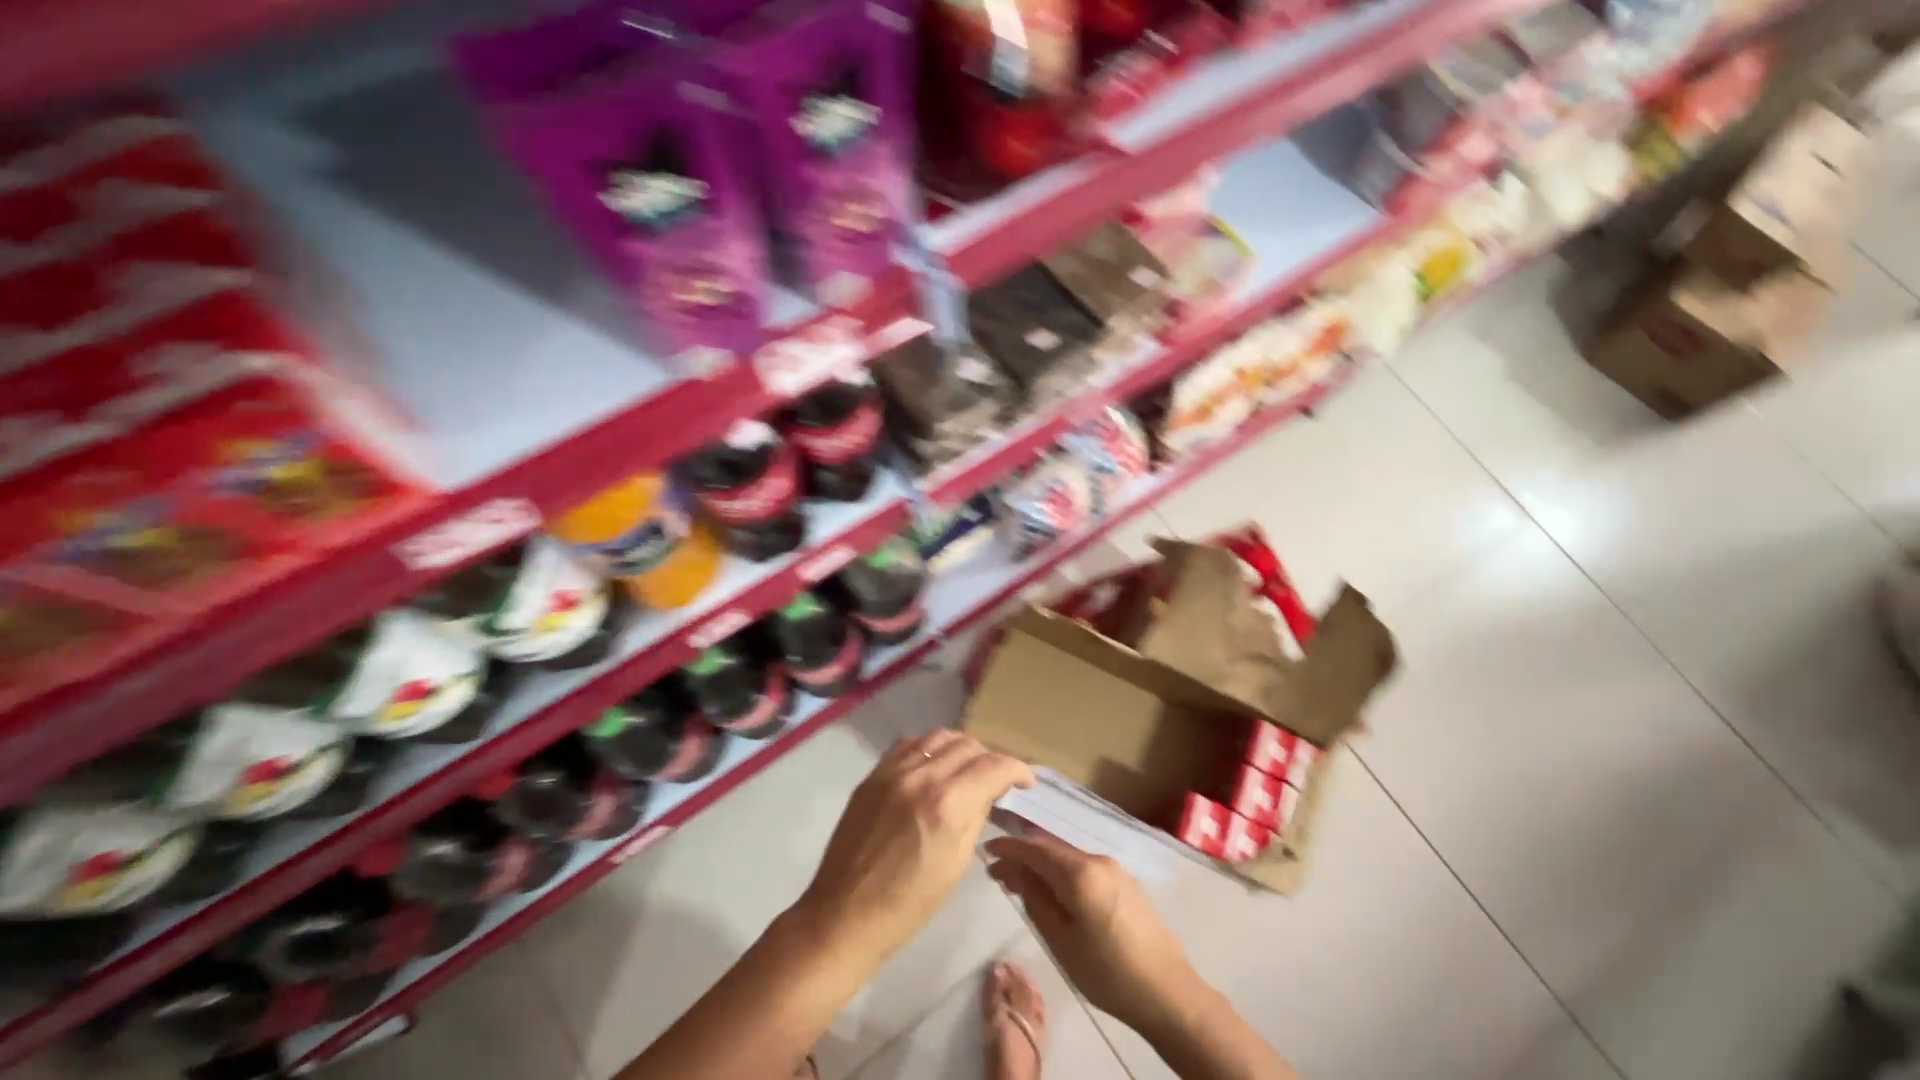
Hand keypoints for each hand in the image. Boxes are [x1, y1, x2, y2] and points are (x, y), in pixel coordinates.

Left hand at [797, 732, 1033, 965]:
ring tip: (967, 770)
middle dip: (991, 759)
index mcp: (948, 804)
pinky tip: (933, 768)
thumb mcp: (956, 864)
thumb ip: (975, 818)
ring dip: (961, 749)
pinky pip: (909, 745)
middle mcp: (922, 776)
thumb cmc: (909, 903)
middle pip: (968, 745)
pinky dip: (929, 749)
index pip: (995, 766)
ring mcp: (892, 771)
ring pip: (939, 737)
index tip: (1025, 782)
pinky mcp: (873, 775)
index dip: (1018, 770)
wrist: (846, 913)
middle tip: (997, 780)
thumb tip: (988, 794)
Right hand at [983, 831, 1198, 1034]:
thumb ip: (1035, 899)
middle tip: (997, 874)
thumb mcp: (1060, 939)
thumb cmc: (1106, 971)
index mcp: (1080, 872)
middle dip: (1023, 856)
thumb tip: (1017, 872)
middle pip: (1052, 848)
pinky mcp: (1126, 884)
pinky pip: (1084, 868)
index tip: (985, 851)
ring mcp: (1116, 870)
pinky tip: (1052, 891)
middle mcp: (1098, 860)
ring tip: (1020, 885)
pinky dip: (1062, 873)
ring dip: (1043, 865)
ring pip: (1068, 857)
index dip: (1008, 847)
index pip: (1035, 848)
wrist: (1166, 992)